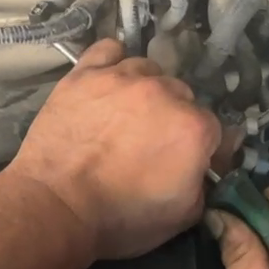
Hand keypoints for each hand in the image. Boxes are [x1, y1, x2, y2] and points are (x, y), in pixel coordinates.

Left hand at [0, 39, 220, 259]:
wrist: (57, 206)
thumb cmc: (121, 218)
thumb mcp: (184, 214)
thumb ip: (204, 181)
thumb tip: (206, 164)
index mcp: (194, 127)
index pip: (212, 128)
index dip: (200, 147)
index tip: (185, 161)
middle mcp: (163, 92)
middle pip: (180, 95)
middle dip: (171, 117)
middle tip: (148, 142)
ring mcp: (121, 78)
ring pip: (147, 70)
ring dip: (144, 89)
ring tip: (125, 113)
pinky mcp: (83, 74)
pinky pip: (108, 50)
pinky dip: (112, 62)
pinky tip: (108, 79)